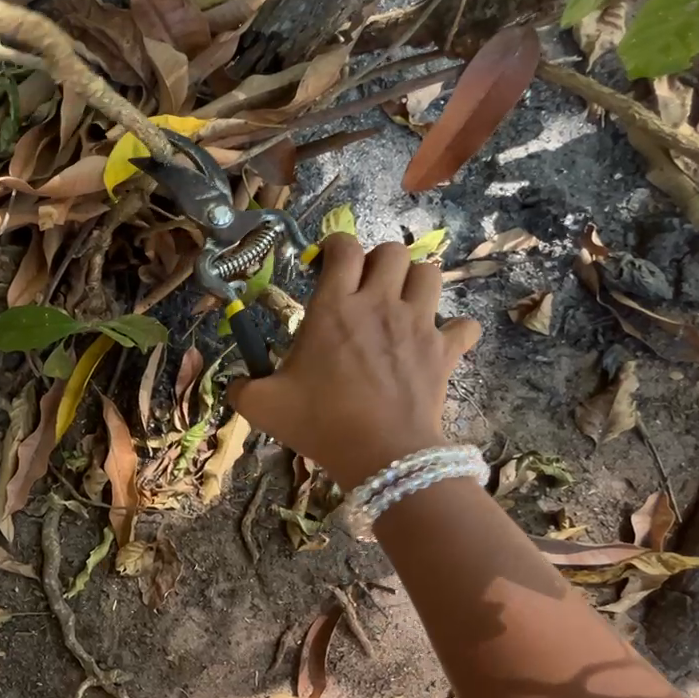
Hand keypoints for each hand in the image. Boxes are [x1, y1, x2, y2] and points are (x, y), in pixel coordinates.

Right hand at [228, 234, 480, 486]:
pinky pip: (462, 324)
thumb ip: (241, 387)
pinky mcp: (445, 349)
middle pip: (392, 252)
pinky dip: (451, 329)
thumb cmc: (317, 421)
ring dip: (413, 282)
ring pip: (430, 272)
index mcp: (333, 308)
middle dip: (376, 261)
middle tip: (360, 287)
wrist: (379, 452)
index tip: (324, 262)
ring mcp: (419, 324)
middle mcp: (379, 304)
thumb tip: (236, 384)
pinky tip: (432, 342)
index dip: (334, 245)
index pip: (344, 248)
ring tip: (397, 304)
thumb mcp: (260, 405)